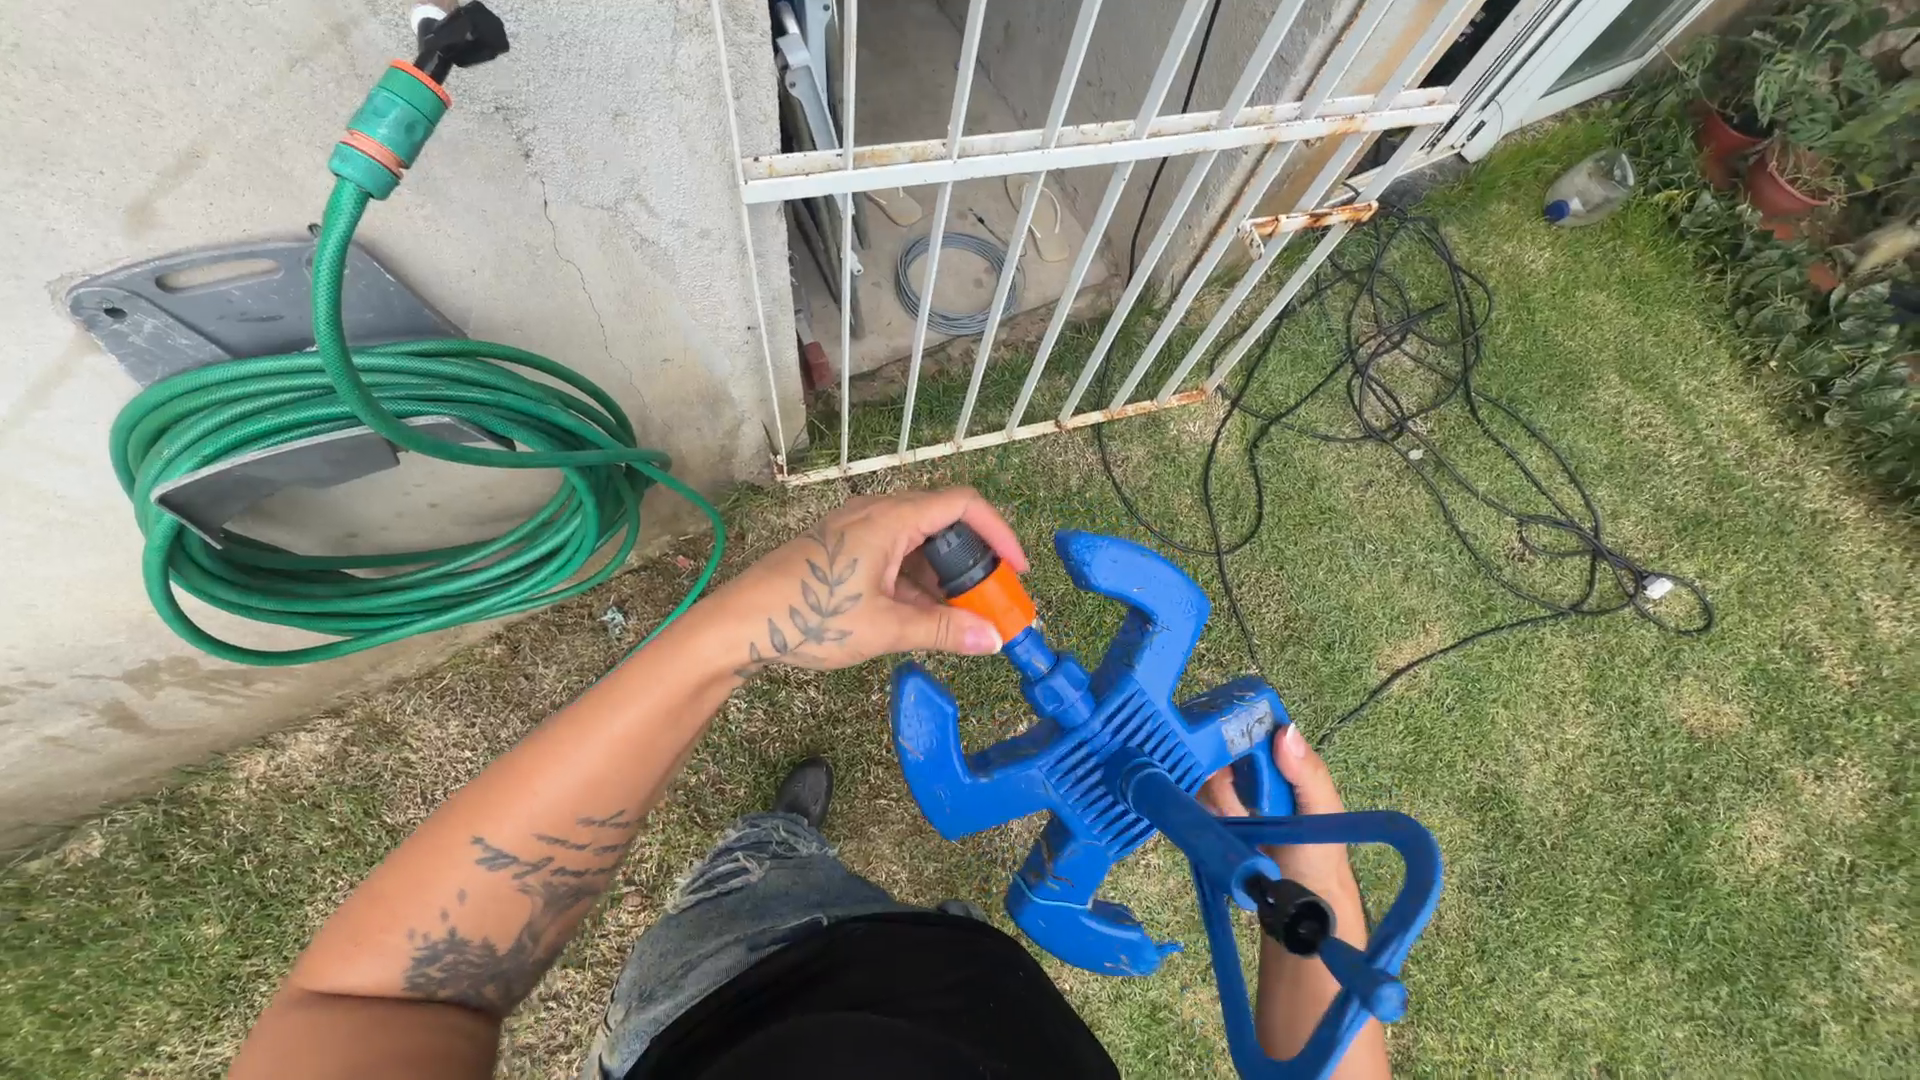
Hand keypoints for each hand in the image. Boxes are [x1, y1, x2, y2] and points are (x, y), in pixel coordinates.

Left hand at [709, 487, 1027, 678]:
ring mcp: (858, 530)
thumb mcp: (884, 628)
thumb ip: (942, 630)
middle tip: (991, 601)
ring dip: (944, 577)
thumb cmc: (810, 616)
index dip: (1000, 534)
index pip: (964, 504)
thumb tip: (992, 640)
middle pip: (944, 523)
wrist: (739, 623)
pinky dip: (917, 582)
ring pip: (919, 543)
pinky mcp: (844, 550)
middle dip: (974, 563)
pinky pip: (895, 556)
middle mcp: (877, 513)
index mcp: (891, 518)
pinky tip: (921, 617)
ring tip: (960, 618)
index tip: (1018, 572)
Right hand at [1197, 725, 1365, 938]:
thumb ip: (1307, 773)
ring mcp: (1230, 790)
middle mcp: (1251, 767)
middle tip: (1241, 809)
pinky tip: (1223, 828)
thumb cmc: (1318, 853)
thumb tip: (1285, 729)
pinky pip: (1195, 799)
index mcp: (1279, 757)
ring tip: (1239, 824)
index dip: (1229, 732)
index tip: (1227, 756)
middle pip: (1216, 751)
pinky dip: (1206, 814)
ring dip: (1217, 803)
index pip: (1245, 727)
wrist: (1300, 903)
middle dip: (1223, 782)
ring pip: (1203, 776)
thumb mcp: (1322, 810)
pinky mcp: (1214, 812)